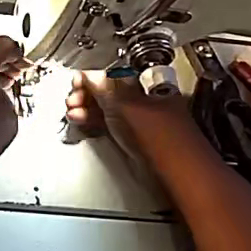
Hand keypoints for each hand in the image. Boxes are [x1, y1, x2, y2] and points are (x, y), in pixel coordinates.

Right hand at [64, 71, 196, 161]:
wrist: (177, 176)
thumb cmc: (163, 139)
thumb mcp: (126, 106)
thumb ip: (104, 88)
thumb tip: (89, 75)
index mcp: (152, 87)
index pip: (118, 75)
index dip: (96, 77)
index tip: (79, 81)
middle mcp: (148, 103)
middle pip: (111, 93)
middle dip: (88, 94)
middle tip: (73, 99)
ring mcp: (142, 123)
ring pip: (109, 110)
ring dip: (88, 109)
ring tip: (74, 113)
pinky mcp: (136, 142)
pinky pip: (110, 126)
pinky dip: (95, 123)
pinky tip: (83, 123)